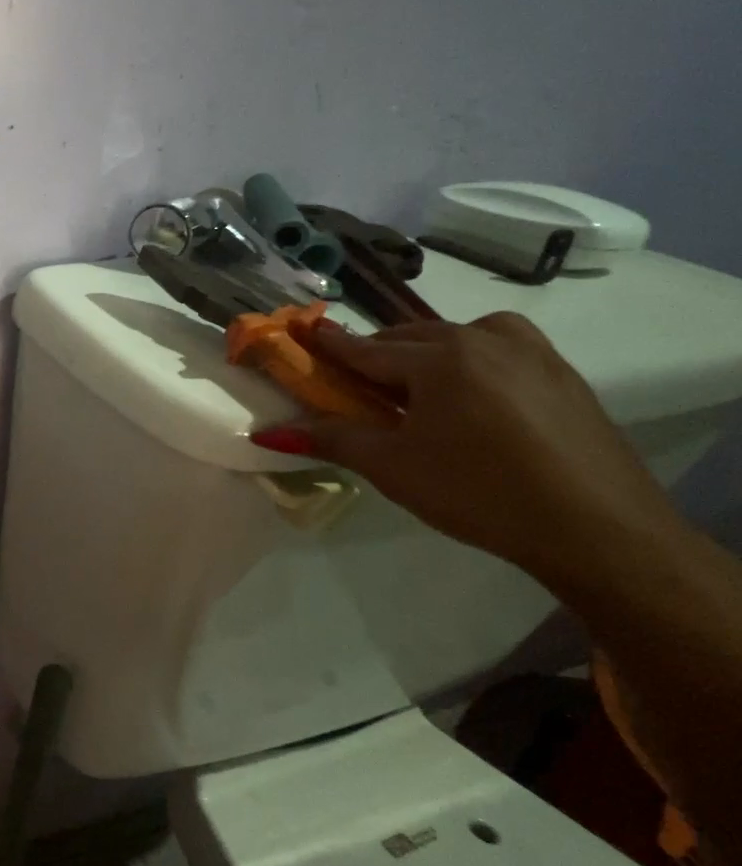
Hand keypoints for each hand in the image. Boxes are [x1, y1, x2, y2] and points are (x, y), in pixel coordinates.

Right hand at [251, 313, 683, 565]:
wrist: (599, 528)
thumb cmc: (479, 492)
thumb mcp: (392, 467)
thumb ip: (330, 439)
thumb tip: (266, 432)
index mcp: (440, 357)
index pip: (365, 347)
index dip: (327, 346)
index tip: (300, 336)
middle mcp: (485, 339)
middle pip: (410, 338)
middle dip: (376, 356)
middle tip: (352, 386)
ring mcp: (532, 352)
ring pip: (458, 338)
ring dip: (426, 355)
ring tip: (413, 392)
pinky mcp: (563, 375)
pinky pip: (500, 351)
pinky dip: (470, 361)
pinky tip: (468, 399)